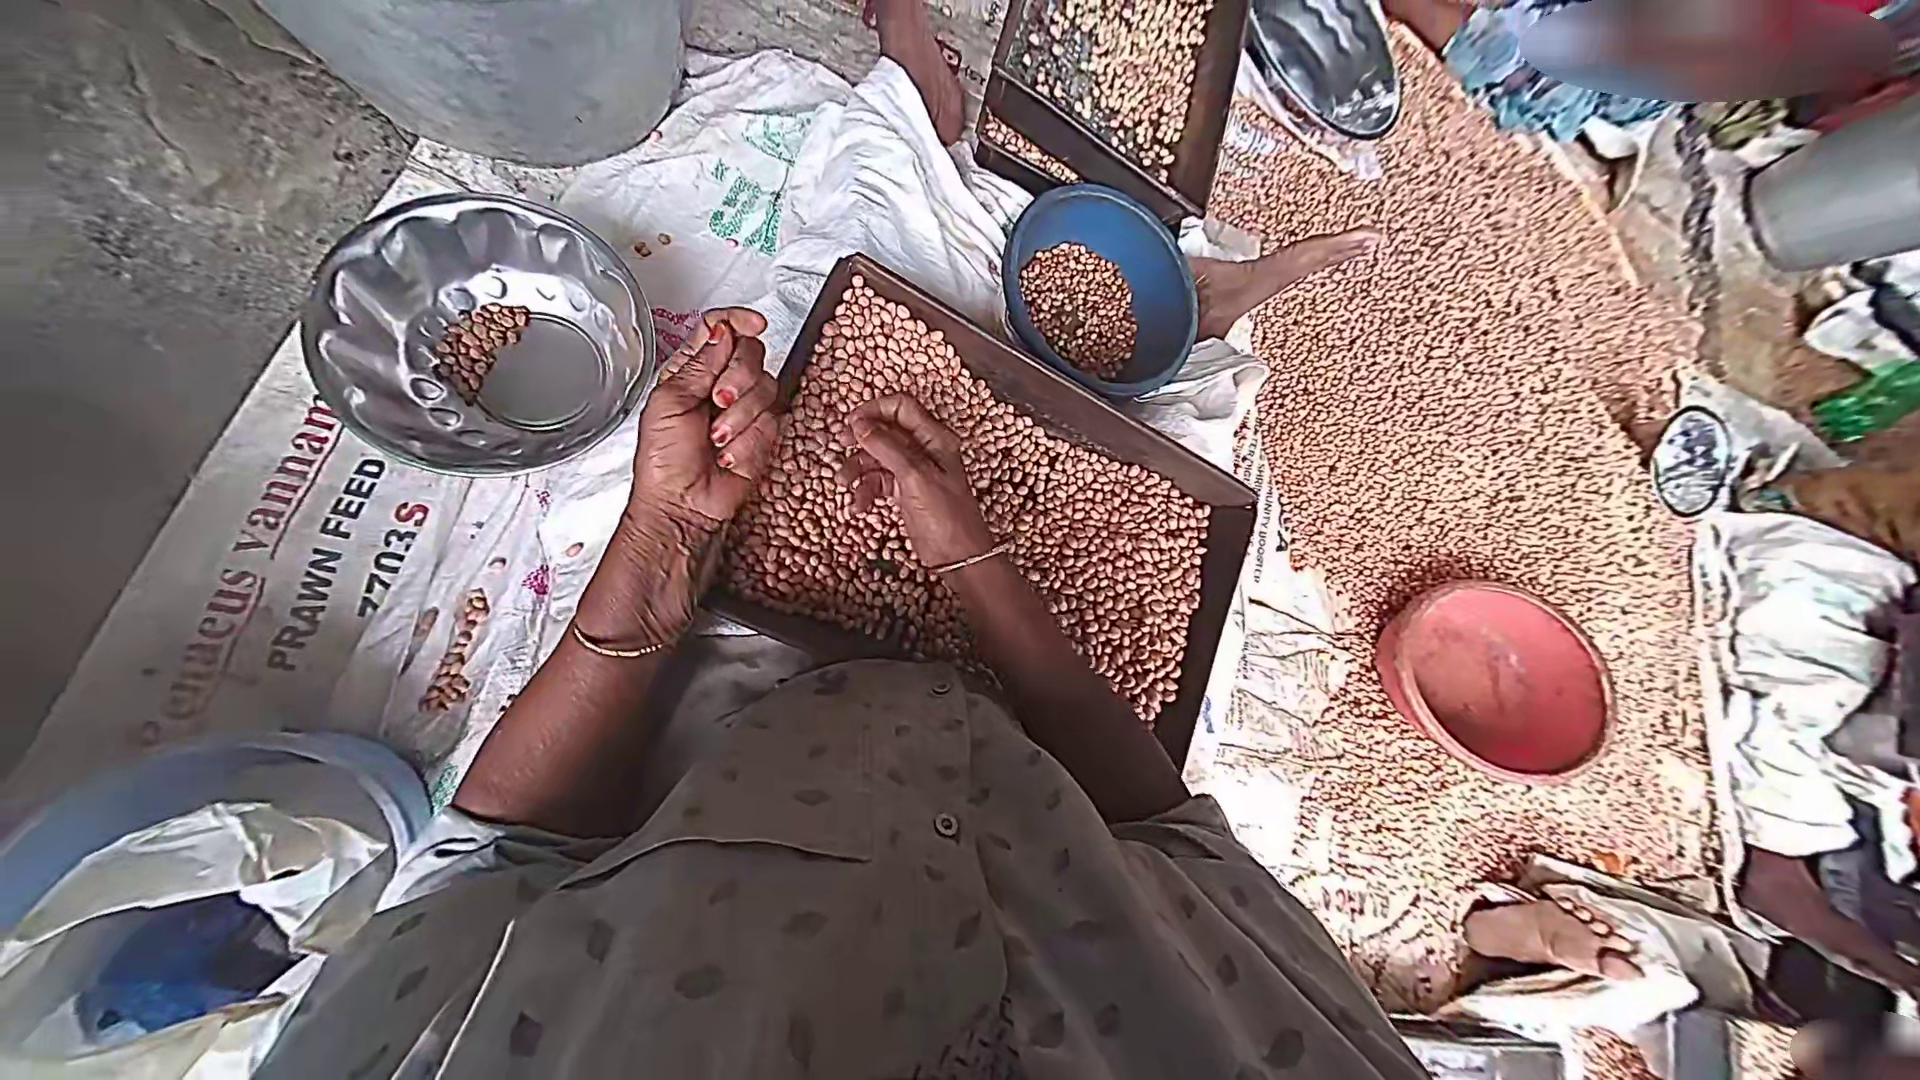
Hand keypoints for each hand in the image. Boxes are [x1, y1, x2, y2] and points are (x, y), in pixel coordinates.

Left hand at [630, 308, 780, 535]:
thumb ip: (699, 364)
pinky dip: (748, 441)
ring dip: (740, 417)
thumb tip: (722, 331)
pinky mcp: (764, 435)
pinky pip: (772, 423)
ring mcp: (746, 410)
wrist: (684, 502)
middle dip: (737, 378)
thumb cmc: (665, 458)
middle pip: (752, 354)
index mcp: (693, 371)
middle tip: (716, 402)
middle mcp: (723, 385)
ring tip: (717, 439)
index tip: (753, 323)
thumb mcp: (669, 402)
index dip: (738, 320)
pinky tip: (729, 454)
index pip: (721, 329)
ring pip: (766, 389)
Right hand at [834, 394, 994, 567]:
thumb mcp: (915, 477)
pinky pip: (878, 481)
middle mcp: (924, 450)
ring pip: (878, 456)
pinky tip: (859, 505)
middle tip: (842, 444)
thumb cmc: (948, 518)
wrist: (958, 557)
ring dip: (858, 468)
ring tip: (846, 484)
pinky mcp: (905, 491)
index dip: (874, 410)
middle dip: (861, 438)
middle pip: (886, 430)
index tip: (852, 423)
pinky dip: (866, 490)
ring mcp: (914, 471)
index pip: (901, 407)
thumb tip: (861, 424)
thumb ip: (887, 448)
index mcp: (934, 438)